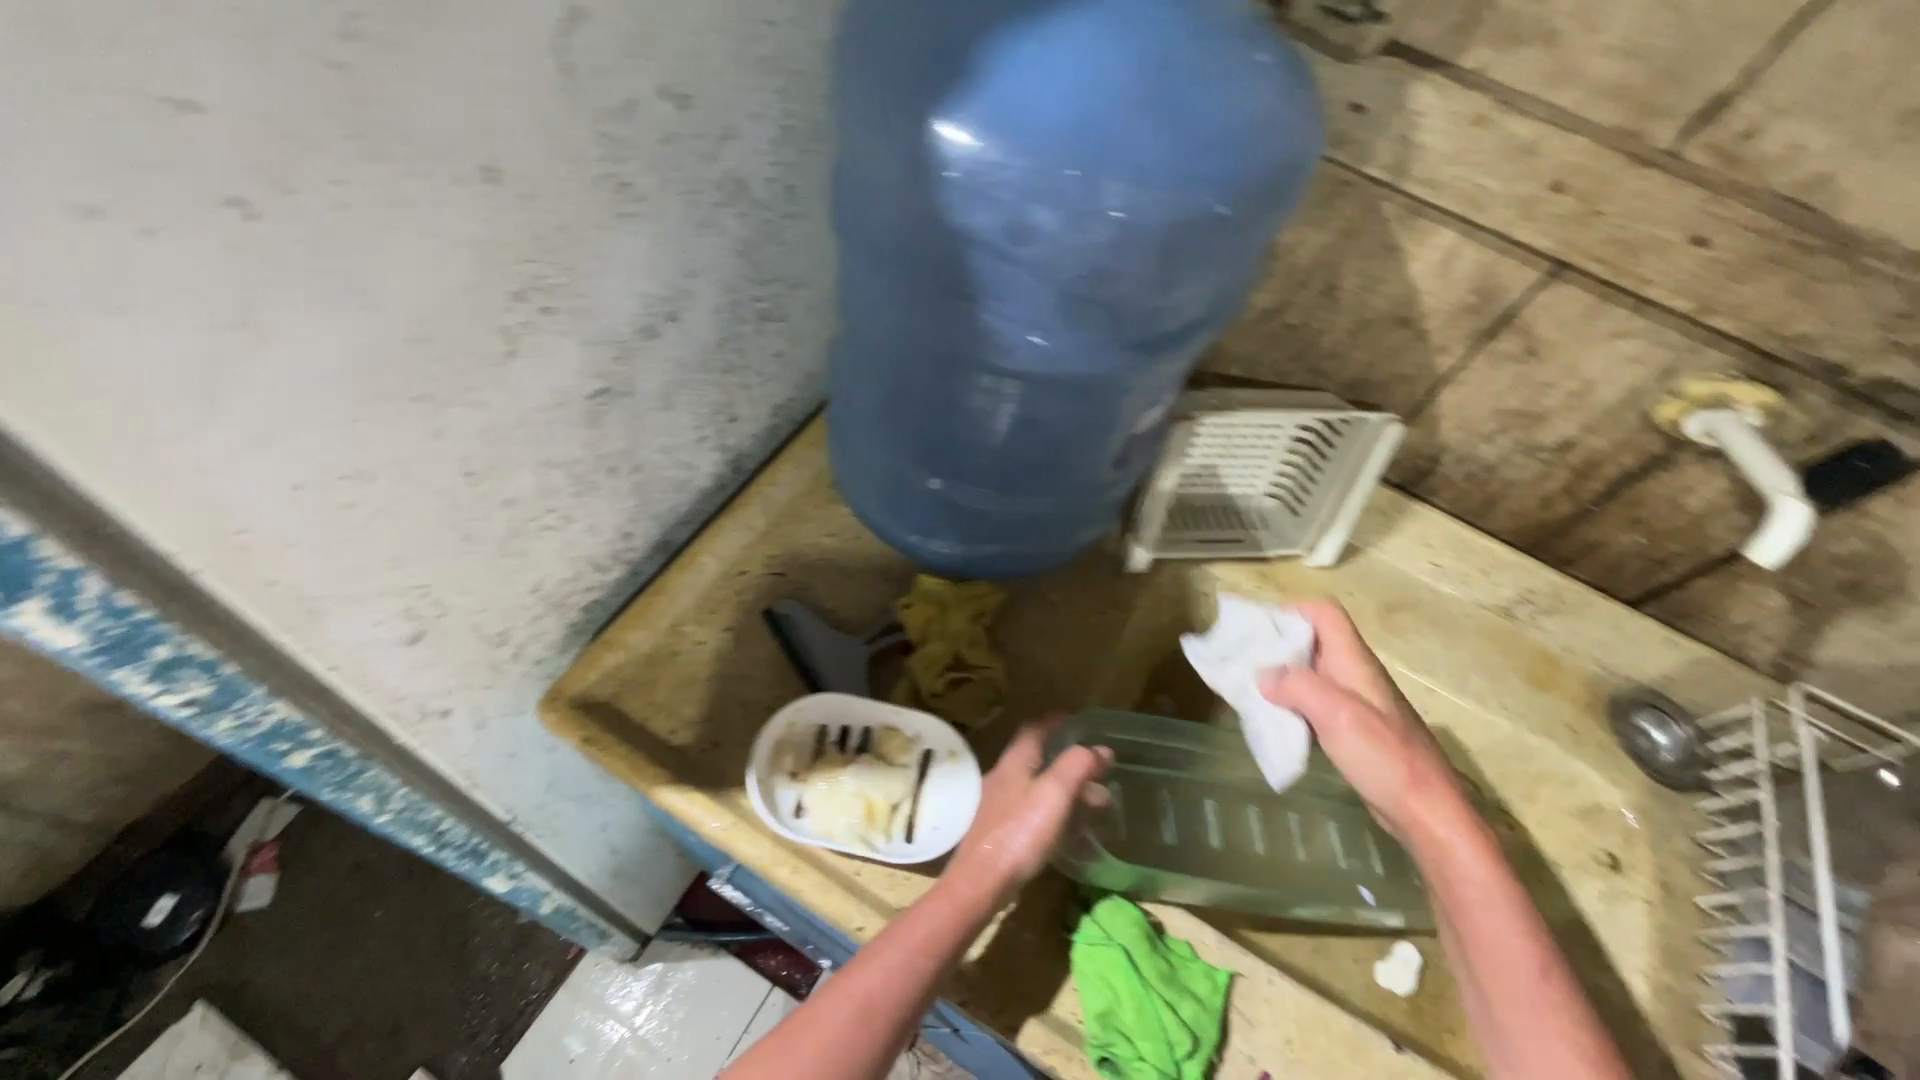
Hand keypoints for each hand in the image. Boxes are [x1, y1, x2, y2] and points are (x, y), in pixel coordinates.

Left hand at [945, 720, 1111, 903]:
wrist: (980, 883)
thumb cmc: (1018, 833)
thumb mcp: (1054, 794)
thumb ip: (1077, 766)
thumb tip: (1100, 748)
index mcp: (1013, 763)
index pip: (1033, 730)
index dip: (1056, 722)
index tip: (1078, 722)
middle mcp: (1002, 779)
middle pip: (1038, 762)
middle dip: (1071, 765)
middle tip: (1100, 777)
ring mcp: (997, 808)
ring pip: (1037, 789)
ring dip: (1066, 793)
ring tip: (1095, 808)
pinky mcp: (998, 835)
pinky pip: (1032, 815)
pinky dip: (1055, 815)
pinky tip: (1069, 834)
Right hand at [1258, 600, 1466, 843]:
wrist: (1424, 810)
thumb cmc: (1383, 757)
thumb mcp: (1336, 714)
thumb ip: (1297, 686)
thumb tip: (1263, 675)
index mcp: (1354, 661)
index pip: (1324, 612)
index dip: (1290, 612)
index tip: (1257, 633)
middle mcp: (1354, 674)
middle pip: (1312, 641)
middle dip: (1276, 647)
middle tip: (1243, 665)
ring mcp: (1354, 702)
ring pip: (1310, 674)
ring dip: (1280, 679)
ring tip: (1250, 693)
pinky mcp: (1350, 728)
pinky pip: (1313, 703)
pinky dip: (1290, 706)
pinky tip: (1274, 722)